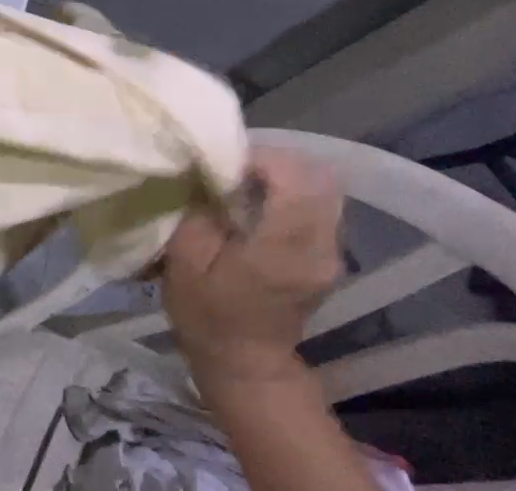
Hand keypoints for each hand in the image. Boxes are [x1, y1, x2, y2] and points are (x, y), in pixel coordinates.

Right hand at [163, 147, 344, 384]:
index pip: (296, 181)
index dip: (261, 157)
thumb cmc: (205, 311)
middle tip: (232, 165)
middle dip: (275, 161)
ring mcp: (331, 253)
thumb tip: (210, 176)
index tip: (223, 159)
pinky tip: (253, 202)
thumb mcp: (184, 259)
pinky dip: (288, 192)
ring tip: (239, 181)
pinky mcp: (327, 255)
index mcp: (284, 249)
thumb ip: (201, 212)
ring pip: (323, 190)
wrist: (244, 359)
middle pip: (321, 180)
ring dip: (283, 176)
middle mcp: (321, 248)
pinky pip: (318, 206)